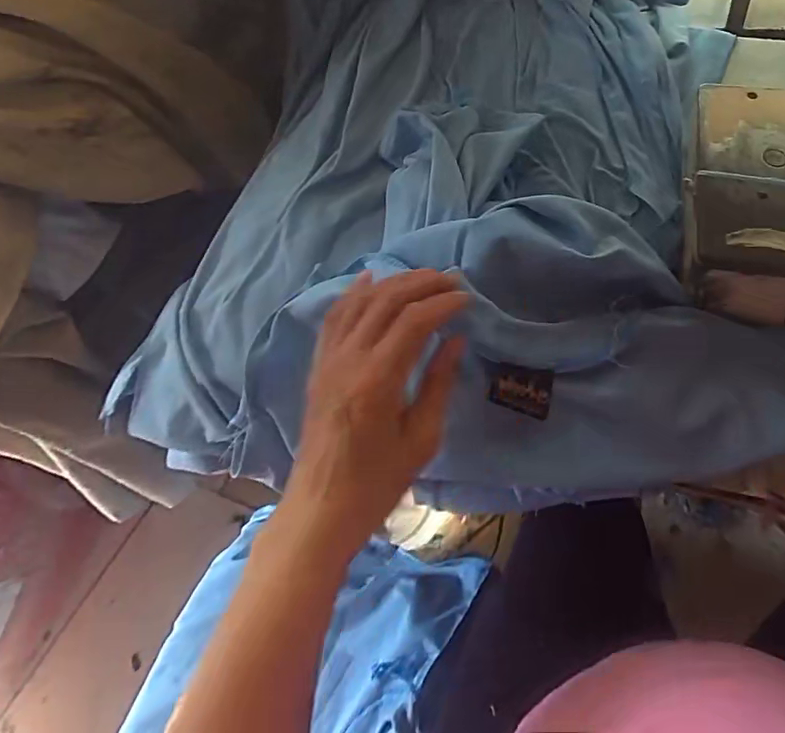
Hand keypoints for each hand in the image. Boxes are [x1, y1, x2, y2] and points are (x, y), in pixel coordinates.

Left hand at [280, 269, 468, 558]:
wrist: (320, 508)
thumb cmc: (377, 482)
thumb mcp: (422, 438)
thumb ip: (438, 383)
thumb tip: (455, 340)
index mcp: (377, 380)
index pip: (413, 321)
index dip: (443, 303)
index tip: (467, 298)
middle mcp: (348, 360)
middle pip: (386, 301)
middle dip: (422, 284)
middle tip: (451, 279)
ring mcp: (328, 360)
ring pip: (361, 302)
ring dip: (394, 283)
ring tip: (423, 277)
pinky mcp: (318, 365)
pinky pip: (335, 317)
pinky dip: (355, 293)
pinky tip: (371, 279)